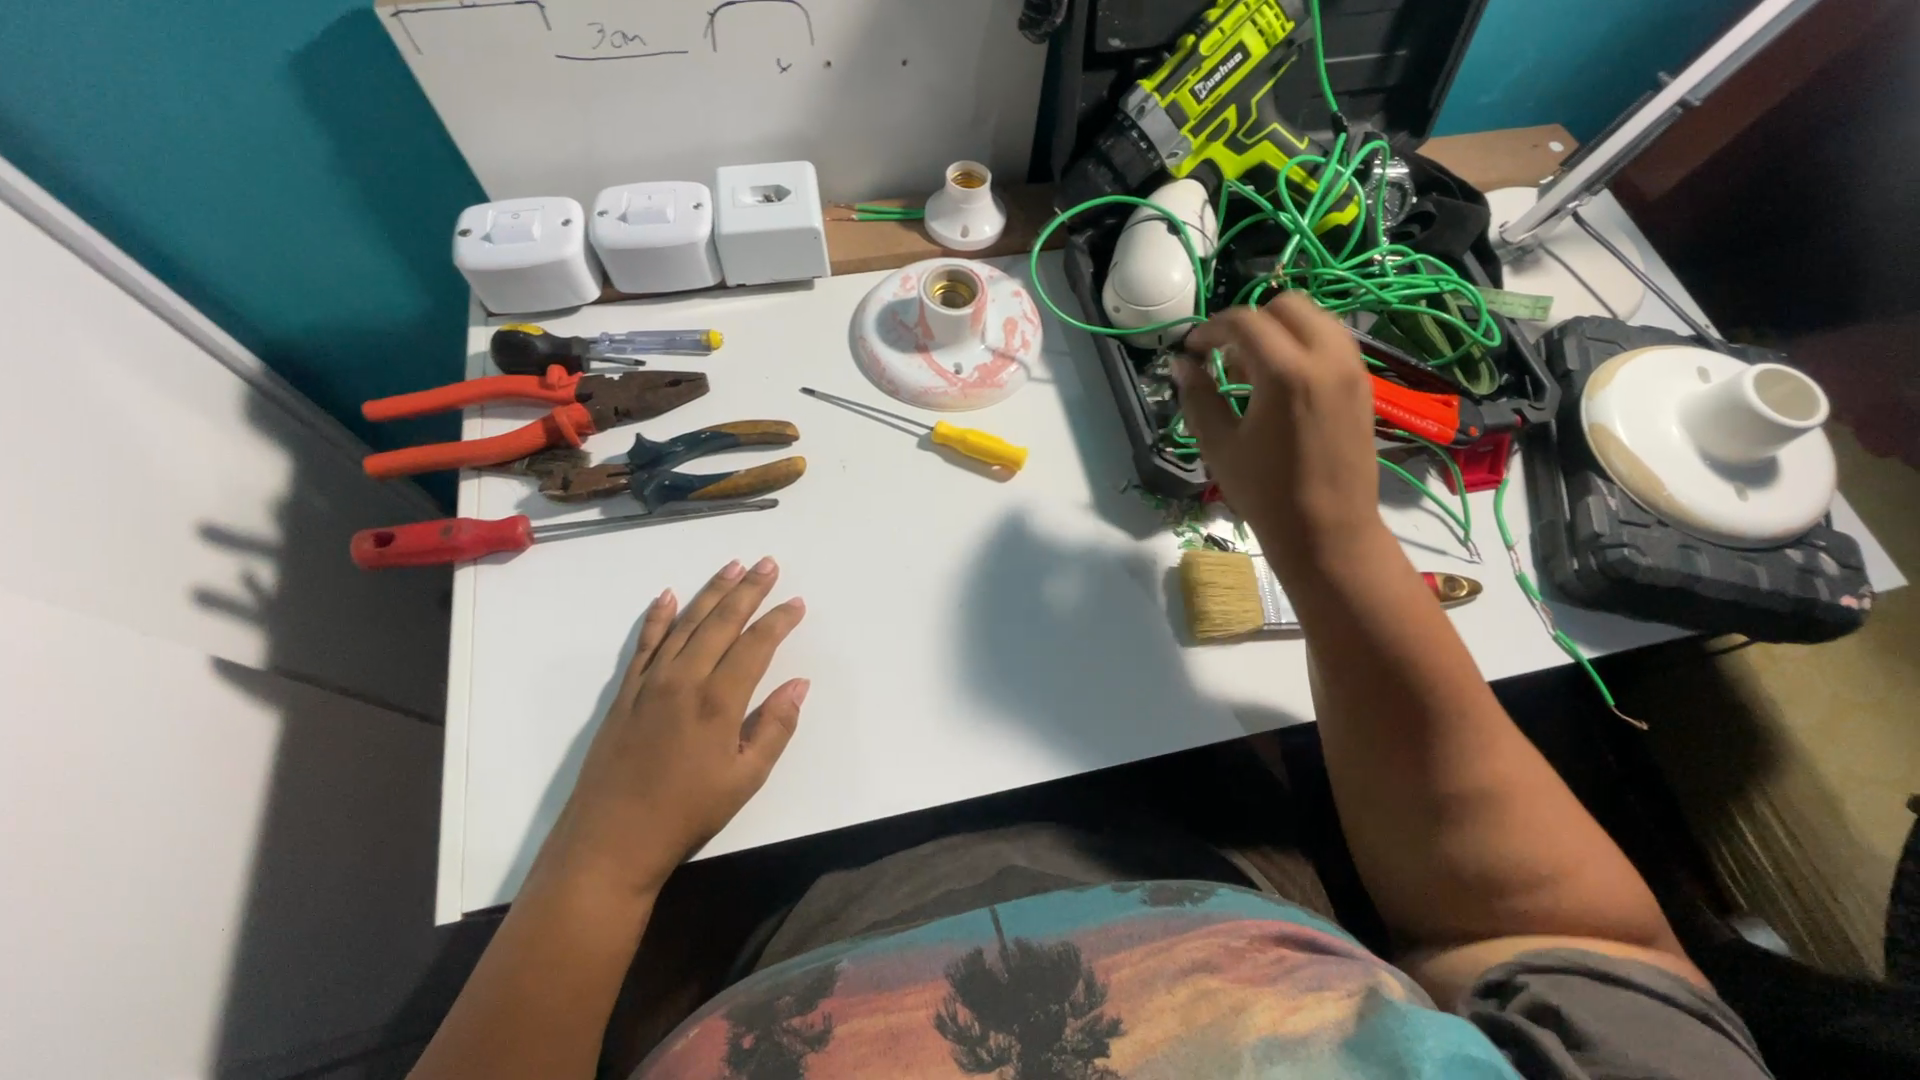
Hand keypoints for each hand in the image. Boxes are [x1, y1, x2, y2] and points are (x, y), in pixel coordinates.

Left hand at [537, 558, 808, 898]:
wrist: (611, 840)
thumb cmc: (687, 813)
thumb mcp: (745, 779)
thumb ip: (775, 727)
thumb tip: (799, 684)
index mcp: (718, 701)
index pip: (755, 645)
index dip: (778, 621)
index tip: (796, 602)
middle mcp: (683, 680)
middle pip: (721, 622)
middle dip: (748, 590)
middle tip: (768, 564)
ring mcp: (650, 683)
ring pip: (685, 624)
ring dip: (710, 593)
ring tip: (732, 567)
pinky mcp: (625, 692)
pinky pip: (645, 644)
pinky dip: (658, 617)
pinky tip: (667, 596)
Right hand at [1176, 293, 1383, 573]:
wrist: (1328, 531)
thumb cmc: (1266, 494)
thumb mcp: (1219, 445)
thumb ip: (1199, 396)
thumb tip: (1181, 364)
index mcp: (1285, 373)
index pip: (1244, 322)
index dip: (1210, 329)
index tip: (1191, 349)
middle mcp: (1326, 359)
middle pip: (1286, 306)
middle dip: (1249, 320)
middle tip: (1222, 352)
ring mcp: (1351, 370)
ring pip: (1316, 319)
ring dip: (1280, 329)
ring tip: (1252, 366)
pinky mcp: (1363, 385)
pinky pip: (1333, 342)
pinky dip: (1304, 344)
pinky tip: (1281, 381)